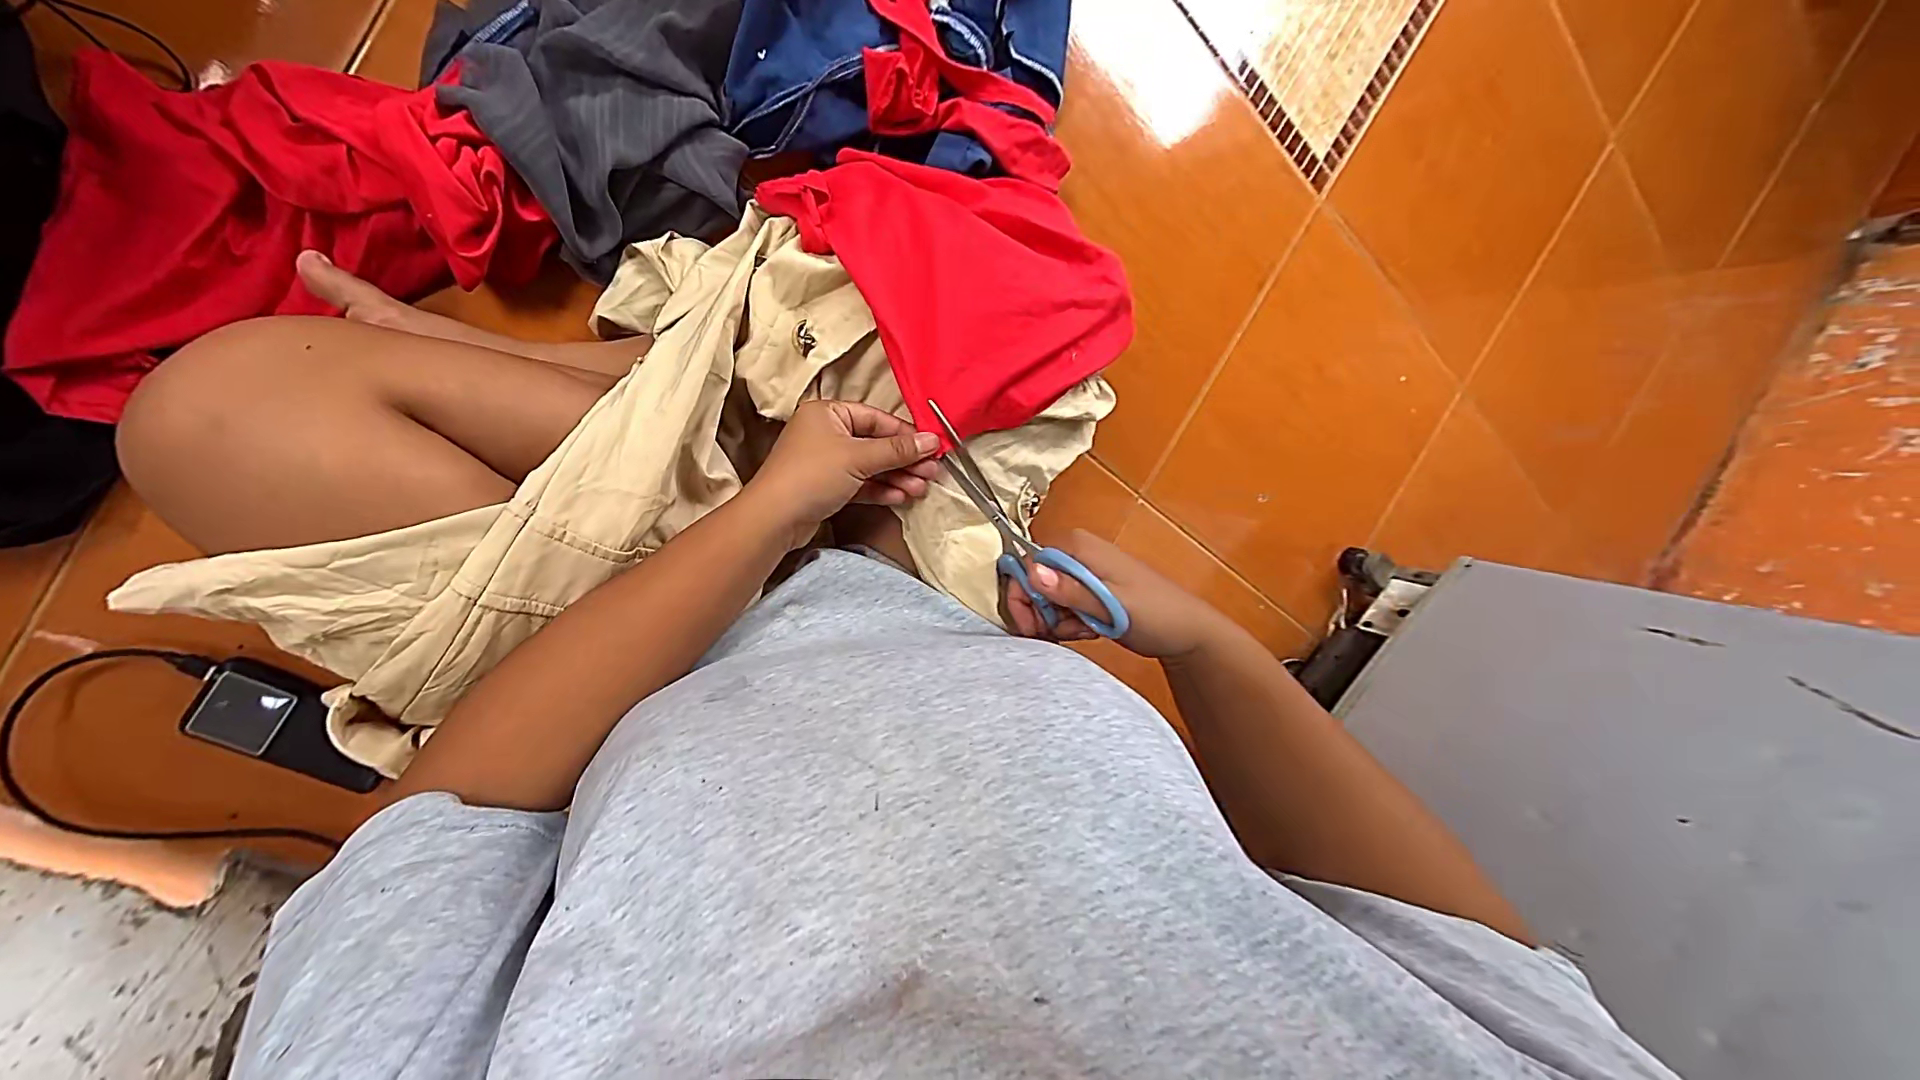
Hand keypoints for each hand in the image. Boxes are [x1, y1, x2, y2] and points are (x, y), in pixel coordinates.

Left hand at [744, 400, 941, 540]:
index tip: (932, 447)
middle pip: (876, 443)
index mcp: (828, 413)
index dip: (906, 434)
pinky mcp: (828, 487)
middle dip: (905, 459)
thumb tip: (932, 440)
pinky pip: (861, 484)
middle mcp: (826, 433)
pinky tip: (901, 496)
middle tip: (931, 471)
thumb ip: (897, 449)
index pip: (876, 418)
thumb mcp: (859, 457)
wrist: (774, 520)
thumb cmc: (810, 476)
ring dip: (897, 477)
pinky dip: (881, 489)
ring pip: (870, 466)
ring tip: (921, 488)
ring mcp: (826, 462)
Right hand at [1005, 529, 1241, 658]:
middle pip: (1034, 581)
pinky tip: (1088, 631)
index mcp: (1079, 546)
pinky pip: (1062, 606)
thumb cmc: (1157, 613)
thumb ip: (1071, 590)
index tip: (1032, 624)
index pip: (1028, 563)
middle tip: (1059, 632)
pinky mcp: (1089, 591)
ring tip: (1083, 631)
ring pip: (1046, 597)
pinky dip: (1068, 623)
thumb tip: (1032, 573)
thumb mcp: (1111, 605)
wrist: (1187, 632)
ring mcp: (1083, 573)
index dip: (1024, 595)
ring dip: (1056, 621)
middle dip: (1040, 612)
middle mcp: (1077, 554)